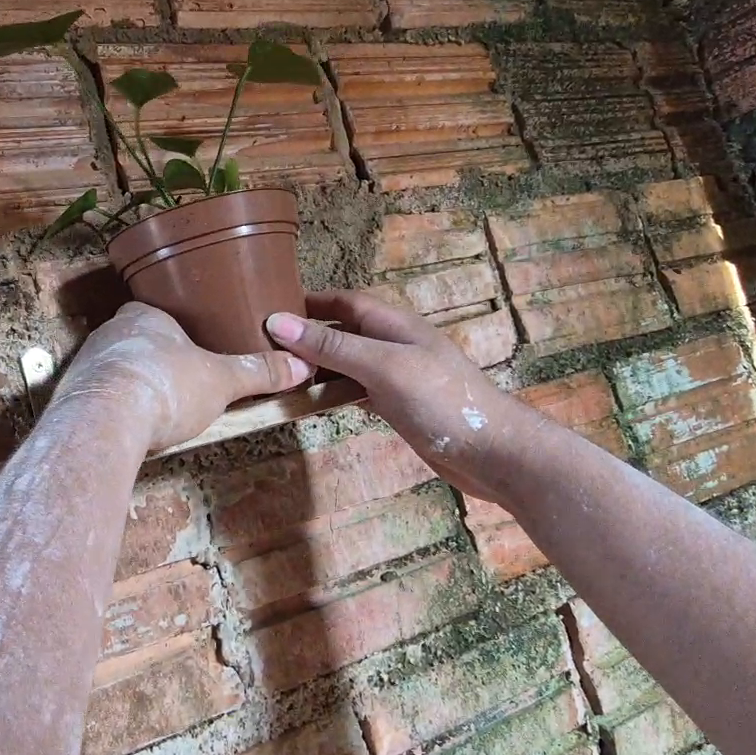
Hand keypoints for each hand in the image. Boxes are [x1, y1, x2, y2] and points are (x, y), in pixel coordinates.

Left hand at [52, 302, 311, 451]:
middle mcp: (110, 332)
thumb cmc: (166, 386)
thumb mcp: (222, 381)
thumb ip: (258, 373)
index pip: (161, 314)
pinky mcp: (72, 396)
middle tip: (181, 382)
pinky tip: (129, 427)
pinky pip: (98, 397)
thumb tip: (301, 366)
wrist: (104, 422)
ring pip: (117, 369)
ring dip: (134, 385)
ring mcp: (87, 363)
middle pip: (137, 341)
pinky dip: (114, 409)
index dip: (178, 330)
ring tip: (158, 409)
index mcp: (144, 315)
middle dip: (157, 361)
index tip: (194, 347)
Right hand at [266, 290, 525, 501]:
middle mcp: (391, 345)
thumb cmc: (441, 400)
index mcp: (391, 324)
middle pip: (340, 331)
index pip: (342, 301)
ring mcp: (394, 376)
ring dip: (314, 368)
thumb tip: (277, 322)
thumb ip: (332, 345)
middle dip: (305, 336)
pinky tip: (309, 403)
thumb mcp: (382, 366)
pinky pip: (354, 391)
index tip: (268, 309)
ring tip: (276, 377)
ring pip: (344, 364)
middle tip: (262, 349)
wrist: (493, 453)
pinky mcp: (396, 405)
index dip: (308, 302)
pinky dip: (330, 393)